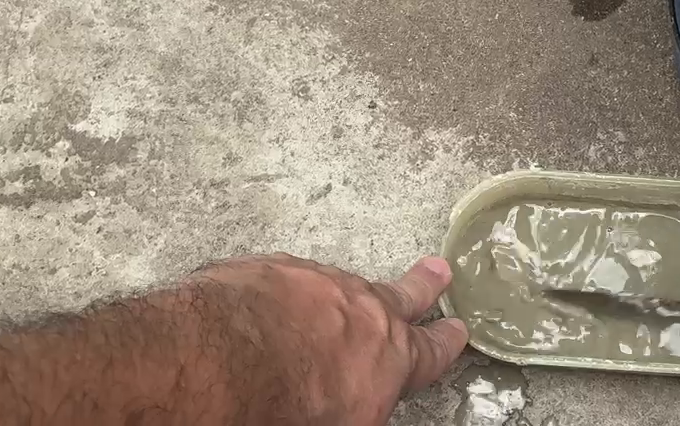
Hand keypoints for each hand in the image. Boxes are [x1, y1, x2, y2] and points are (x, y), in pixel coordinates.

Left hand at [187, 253, 467, 423]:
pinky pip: (280, 284)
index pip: (429, 351)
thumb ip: (359, 405)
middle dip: (423, 286)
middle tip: (437, 271)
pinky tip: (255, 315)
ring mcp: (319, 282)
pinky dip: (275, 299)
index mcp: (387, 359)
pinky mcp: (273, 269)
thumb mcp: (347, 421)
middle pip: (404, 295)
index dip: (445, 343)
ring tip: (313, 320)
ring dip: (332, 302)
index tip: (457, 331)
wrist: (222, 362)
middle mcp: (364, 311)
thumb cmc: (290, 410)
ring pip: (335, 288)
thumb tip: (352, 402)